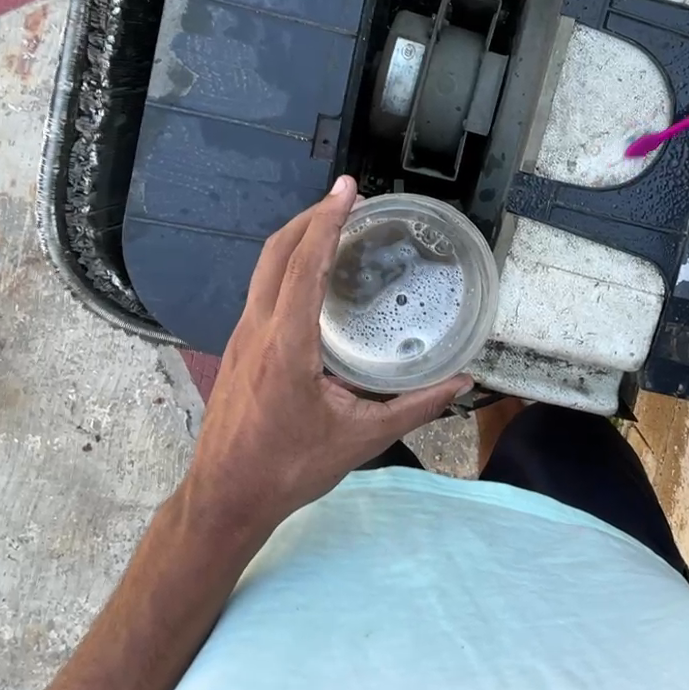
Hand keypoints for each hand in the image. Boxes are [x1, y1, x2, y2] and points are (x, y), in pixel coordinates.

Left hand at [181, 176, 470, 545]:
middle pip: (275, 253)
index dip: (327, 223)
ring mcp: (242, 337)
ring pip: (263, 269)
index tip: (348, 190)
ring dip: (296, 238)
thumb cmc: (291, 469)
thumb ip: (415, 406)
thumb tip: (462, 382)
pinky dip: (288, 265)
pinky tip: (313, 275)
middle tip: (347, 198)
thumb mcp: (362, 438)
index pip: (305, 267)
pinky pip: (262, 289)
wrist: (225, 499)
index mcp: (286, 345)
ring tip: (334, 225)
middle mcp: (258, 330)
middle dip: (309, 216)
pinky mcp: (239, 348)